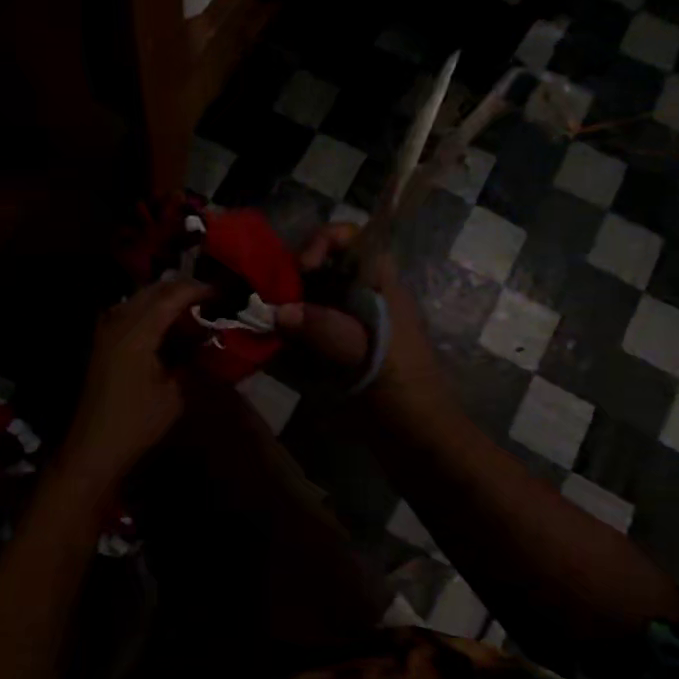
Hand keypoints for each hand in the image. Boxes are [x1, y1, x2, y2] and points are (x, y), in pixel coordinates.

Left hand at [63, 278, 213, 485]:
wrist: (94, 447)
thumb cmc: (138, 423)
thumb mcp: (175, 394)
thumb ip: (191, 361)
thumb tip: (206, 341)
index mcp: (136, 334)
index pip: (171, 297)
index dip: (198, 290)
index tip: (222, 293)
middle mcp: (118, 324)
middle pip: (153, 291)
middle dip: (182, 289)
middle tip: (210, 299)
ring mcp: (107, 331)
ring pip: (140, 299)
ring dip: (166, 299)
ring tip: (194, 310)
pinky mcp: (104, 343)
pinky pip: (131, 313)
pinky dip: (152, 312)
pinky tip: (170, 326)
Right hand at [273, 225, 441, 406]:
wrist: (419, 438)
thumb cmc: (405, 390)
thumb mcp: (367, 355)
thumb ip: (325, 329)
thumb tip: (278, 311)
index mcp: (382, 287)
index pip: (353, 240)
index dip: (325, 241)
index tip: (302, 266)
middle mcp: (363, 299)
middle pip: (323, 267)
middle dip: (293, 274)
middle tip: (269, 295)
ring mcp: (348, 327)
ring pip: (310, 298)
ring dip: (284, 304)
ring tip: (259, 317)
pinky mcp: (336, 353)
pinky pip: (305, 331)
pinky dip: (285, 333)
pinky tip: (267, 341)